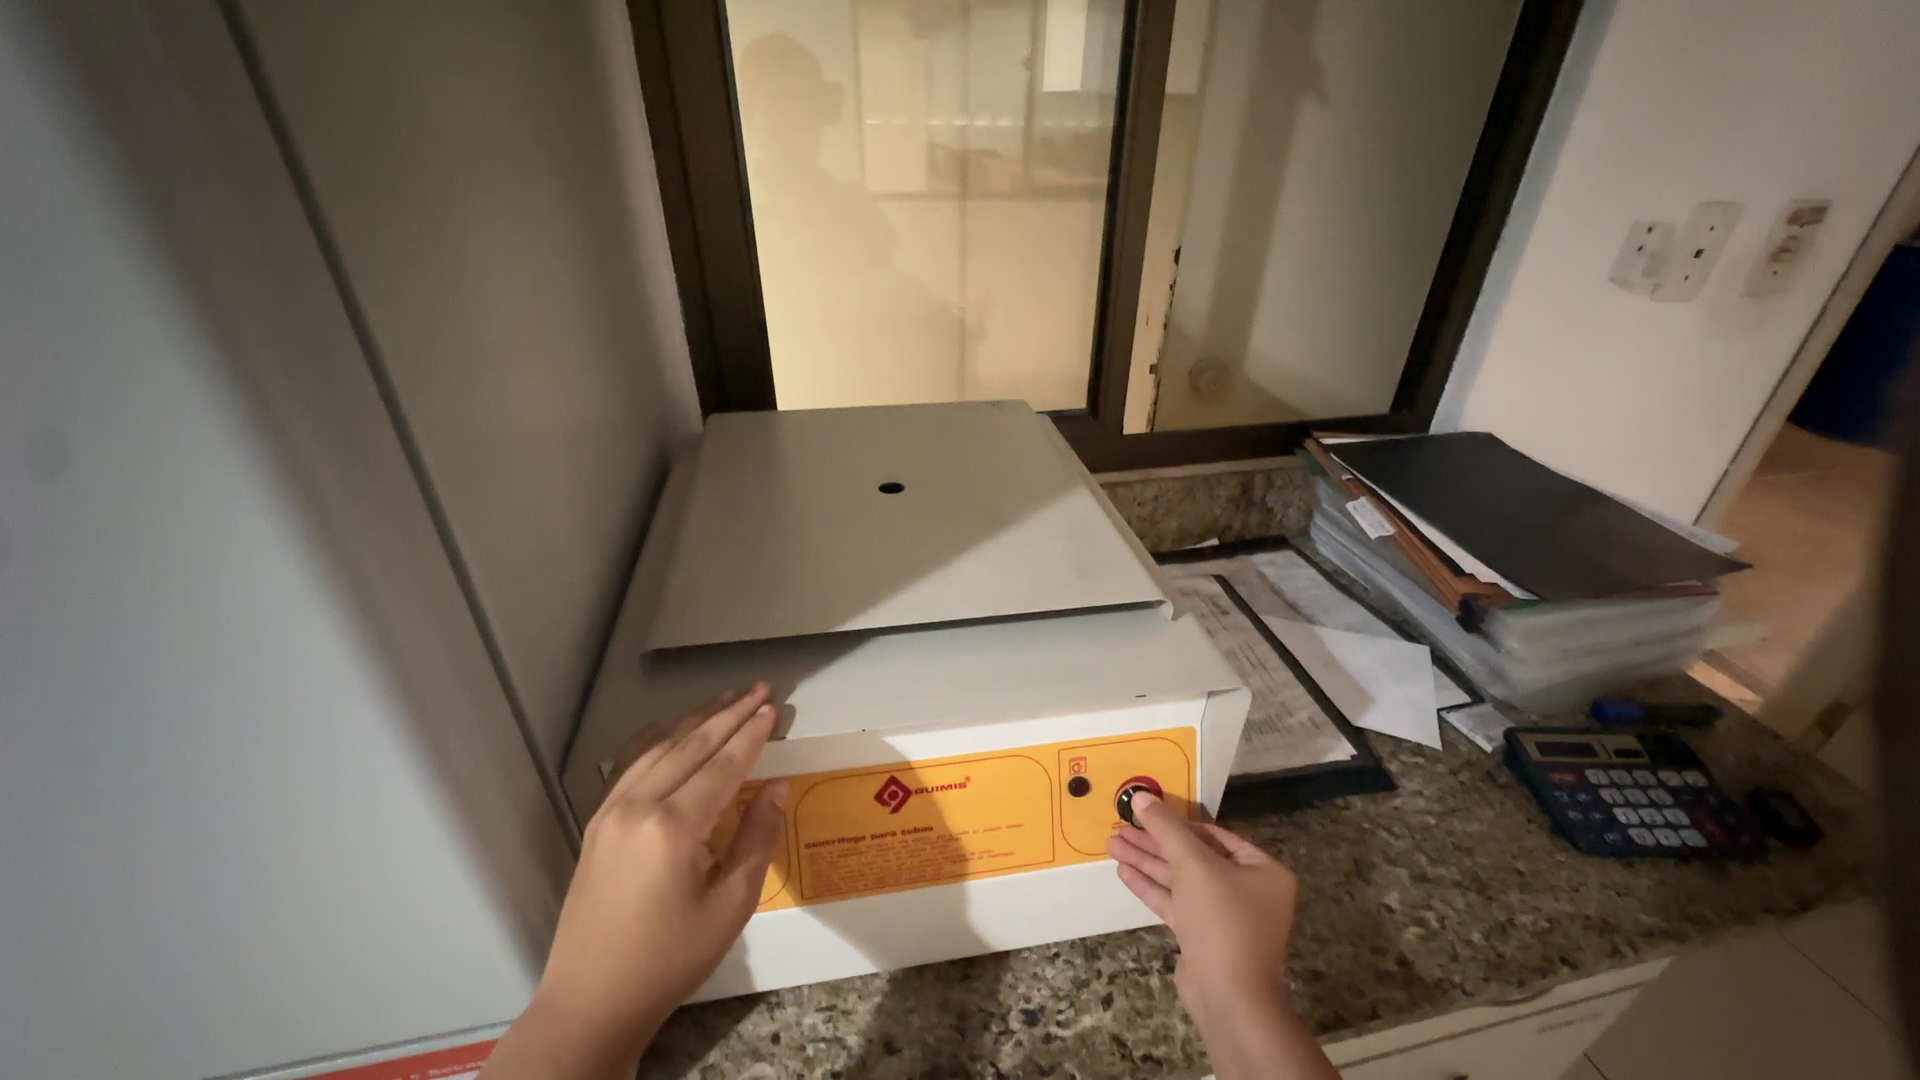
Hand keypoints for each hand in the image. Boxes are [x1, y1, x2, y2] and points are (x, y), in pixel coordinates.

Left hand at [482, 683, 786, 1079]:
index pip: (722, 764)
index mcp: (673, 827)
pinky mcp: (598, 822)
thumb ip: (757, 838)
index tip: (772, 707)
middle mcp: (638, 806)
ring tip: (726, 699)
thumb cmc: (670, 958)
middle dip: (727, 713)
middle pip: (690, 745)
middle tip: (757, 689)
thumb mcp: (731, 905)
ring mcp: (611, 811)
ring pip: (659, 747)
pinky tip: (672, 728)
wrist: (592, 999)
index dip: (750, 735)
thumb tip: (776, 787)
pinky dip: (659, 738)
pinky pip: (632, 764)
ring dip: (696, 720)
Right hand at [1107, 792, 1297, 1028]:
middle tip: (1120, 829)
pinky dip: (1151, 887)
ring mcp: (1224, 915)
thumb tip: (1140, 796)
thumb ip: (1166, 829)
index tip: (1145, 814)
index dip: (1177, 823)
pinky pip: (1176, 902)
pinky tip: (1124, 872)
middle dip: (1154, 844)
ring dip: (1147, 863)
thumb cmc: (1221, 921)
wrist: (1229, 998)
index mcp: (1261, 870)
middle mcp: (1247, 890)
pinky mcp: (1203, 936)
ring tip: (1112, 845)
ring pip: (1180, 880)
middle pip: (1193, 857)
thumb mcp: (1193, 865)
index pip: (1213, 835)